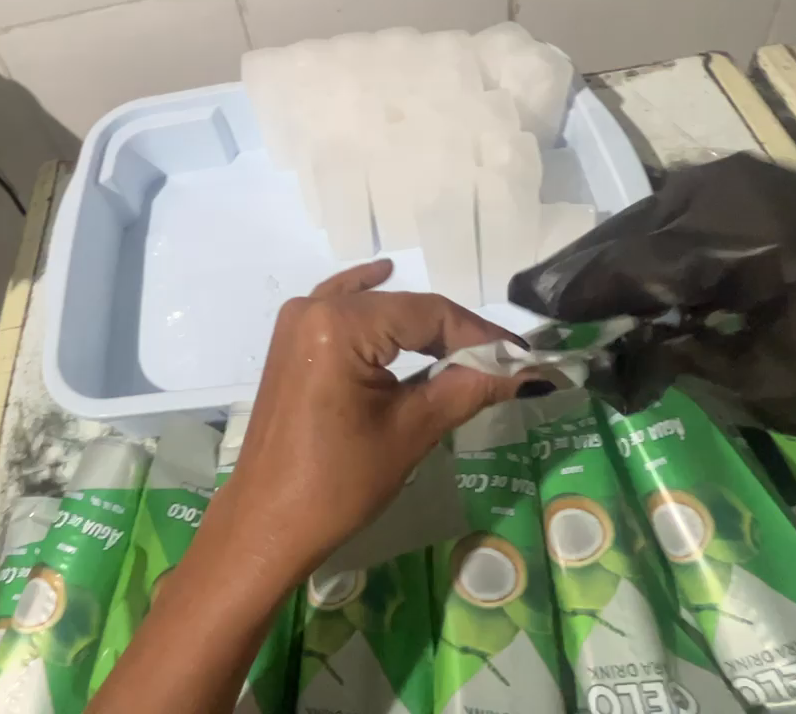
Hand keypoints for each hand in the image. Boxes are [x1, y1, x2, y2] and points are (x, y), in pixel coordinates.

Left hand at [211, 259, 545, 585]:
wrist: (268, 519)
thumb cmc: (338, 482)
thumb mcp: (409, 432)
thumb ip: (467, 388)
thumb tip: (528, 372)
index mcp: (340, 324)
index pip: (428, 314)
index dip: (480, 336)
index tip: (524, 360)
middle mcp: (315, 308)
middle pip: (401, 308)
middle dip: (452, 335)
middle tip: (502, 364)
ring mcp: (297, 321)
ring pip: (373, 307)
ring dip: (417, 326)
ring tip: (464, 348)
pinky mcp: (291, 340)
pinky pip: (338, 307)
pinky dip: (367, 299)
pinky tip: (385, 275)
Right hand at [508, 153, 795, 583]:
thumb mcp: (766, 372)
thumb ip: (671, 355)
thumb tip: (600, 366)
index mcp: (714, 215)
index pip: (614, 262)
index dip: (566, 293)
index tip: (518, 310)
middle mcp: (719, 185)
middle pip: (623, 235)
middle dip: (580, 274)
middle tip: (536, 304)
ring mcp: (746, 187)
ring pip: (650, 226)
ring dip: (614, 264)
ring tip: (577, 299)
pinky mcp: (767, 202)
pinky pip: (685, 225)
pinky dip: (654, 257)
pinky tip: (638, 284)